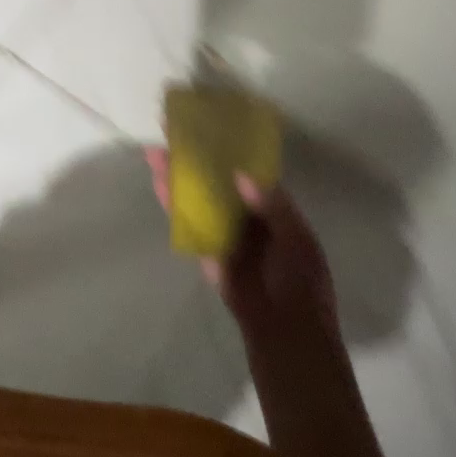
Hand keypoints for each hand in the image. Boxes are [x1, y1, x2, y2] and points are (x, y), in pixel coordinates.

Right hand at [146, 147, 337, 338]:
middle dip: (194, 158)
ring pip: (198, 197)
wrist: (284, 329)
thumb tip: (240, 175)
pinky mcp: (206, 249)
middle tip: (171, 131)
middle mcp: (247, 216)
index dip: (229, 150)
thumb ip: (272, 207)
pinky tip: (158, 185)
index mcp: (274, 210)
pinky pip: (188, 222)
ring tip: (155, 153)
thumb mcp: (296, 241)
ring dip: (177, 176)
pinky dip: (173, 204)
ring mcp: (224, 232)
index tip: (209, 126)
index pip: (248, 172)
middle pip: (217, 180)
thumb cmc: (300, 283)